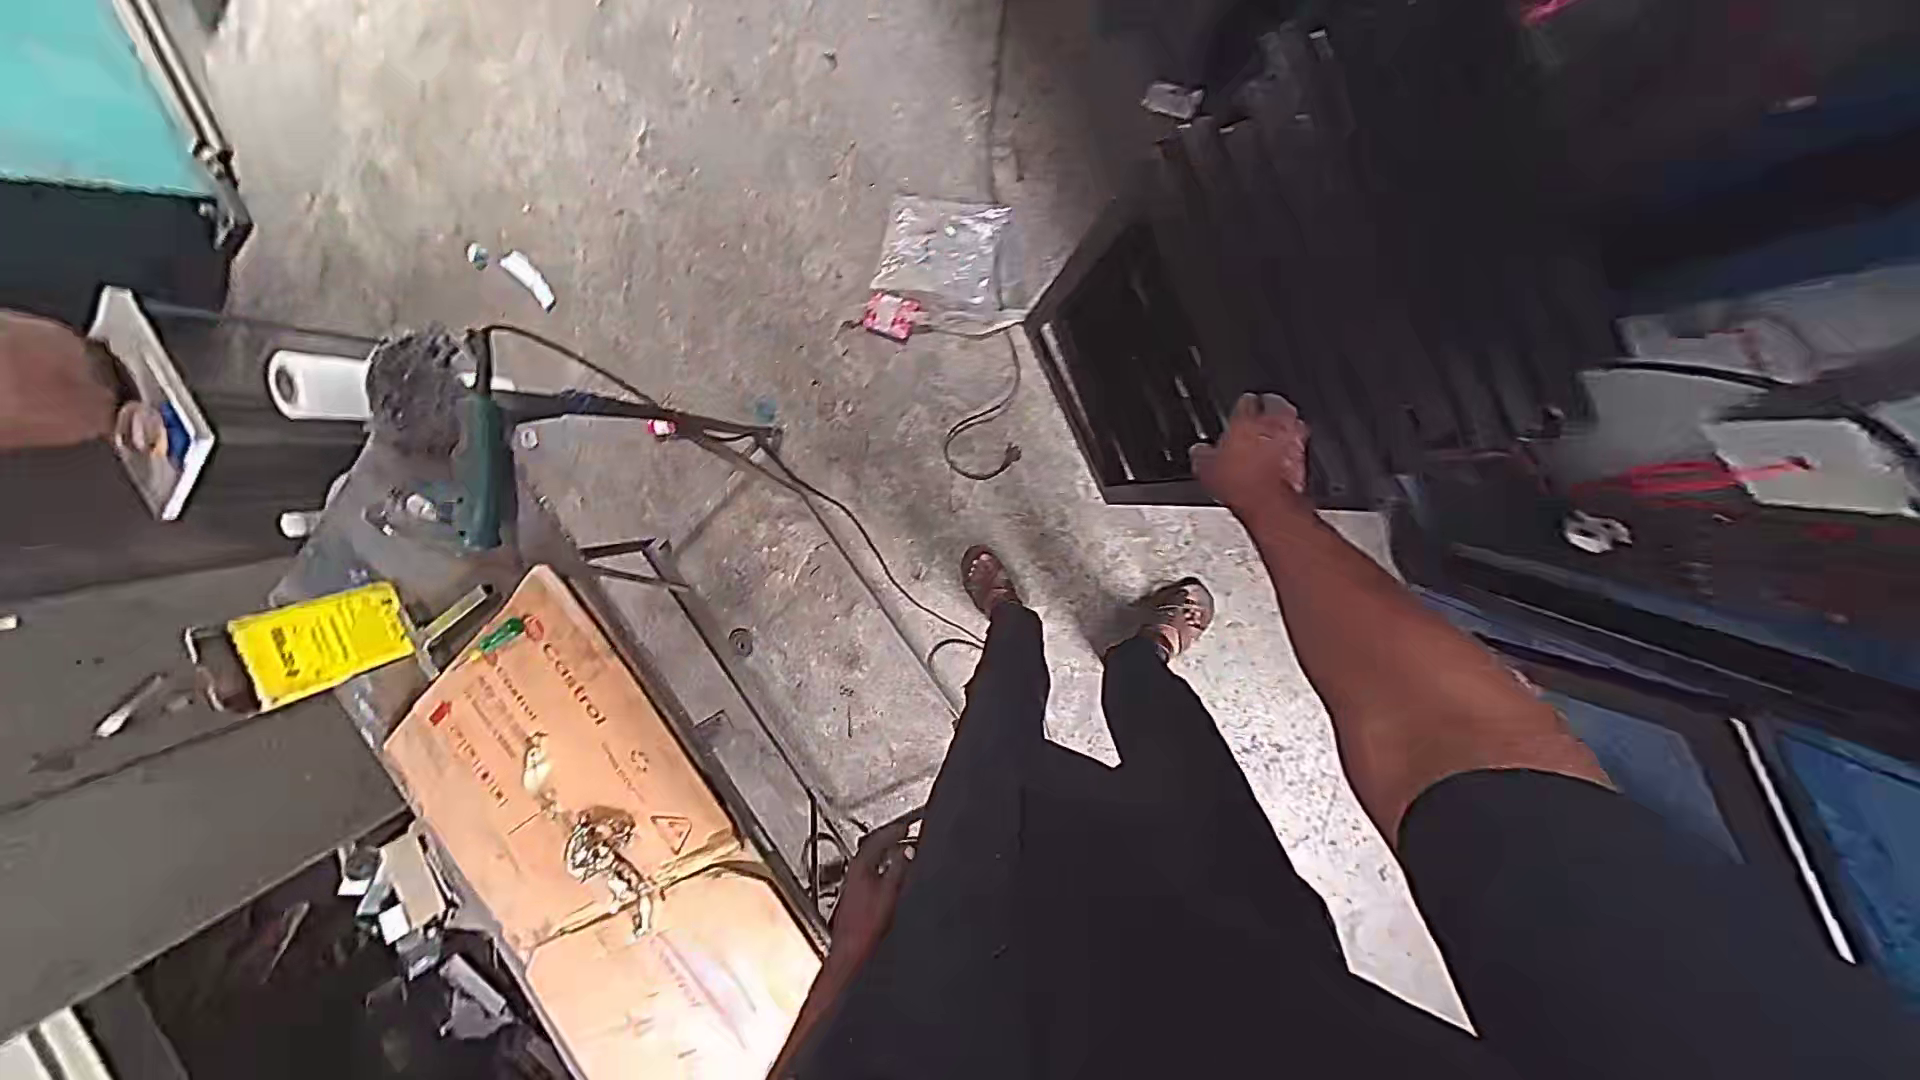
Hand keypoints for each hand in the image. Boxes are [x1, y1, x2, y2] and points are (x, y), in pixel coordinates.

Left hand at [826, 817, 915, 967]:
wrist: (850, 954)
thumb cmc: (866, 927)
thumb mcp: (890, 891)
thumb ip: (899, 867)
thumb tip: (907, 850)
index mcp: (859, 866)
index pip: (877, 839)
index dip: (893, 831)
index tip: (905, 826)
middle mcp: (852, 873)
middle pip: (872, 848)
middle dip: (889, 840)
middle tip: (904, 835)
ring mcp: (851, 886)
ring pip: (870, 862)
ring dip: (885, 855)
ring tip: (900, 853)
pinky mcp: (853, 898)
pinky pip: (869, 874)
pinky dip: (881, 869)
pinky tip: (890, 877)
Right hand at [1191, 393, 1310, 520]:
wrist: (1268, 504)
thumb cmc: (1239, 482)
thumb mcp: (1206, 468)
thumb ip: (1202, 454)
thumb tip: (1198, 451)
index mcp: (1247, 420)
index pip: (1246, 401)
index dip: (1241, 405)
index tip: (1239, 409)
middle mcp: (1273, 424)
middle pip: (1275, 404)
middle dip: (1268, 408)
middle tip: (1260, 416)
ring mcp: (1293, 439)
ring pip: (1290, 423)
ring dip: (1282, 427)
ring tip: (1271, 436)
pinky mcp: (1304, 457)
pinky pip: (1296, 445)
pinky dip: (1289, 448)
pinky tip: (1280, 458)